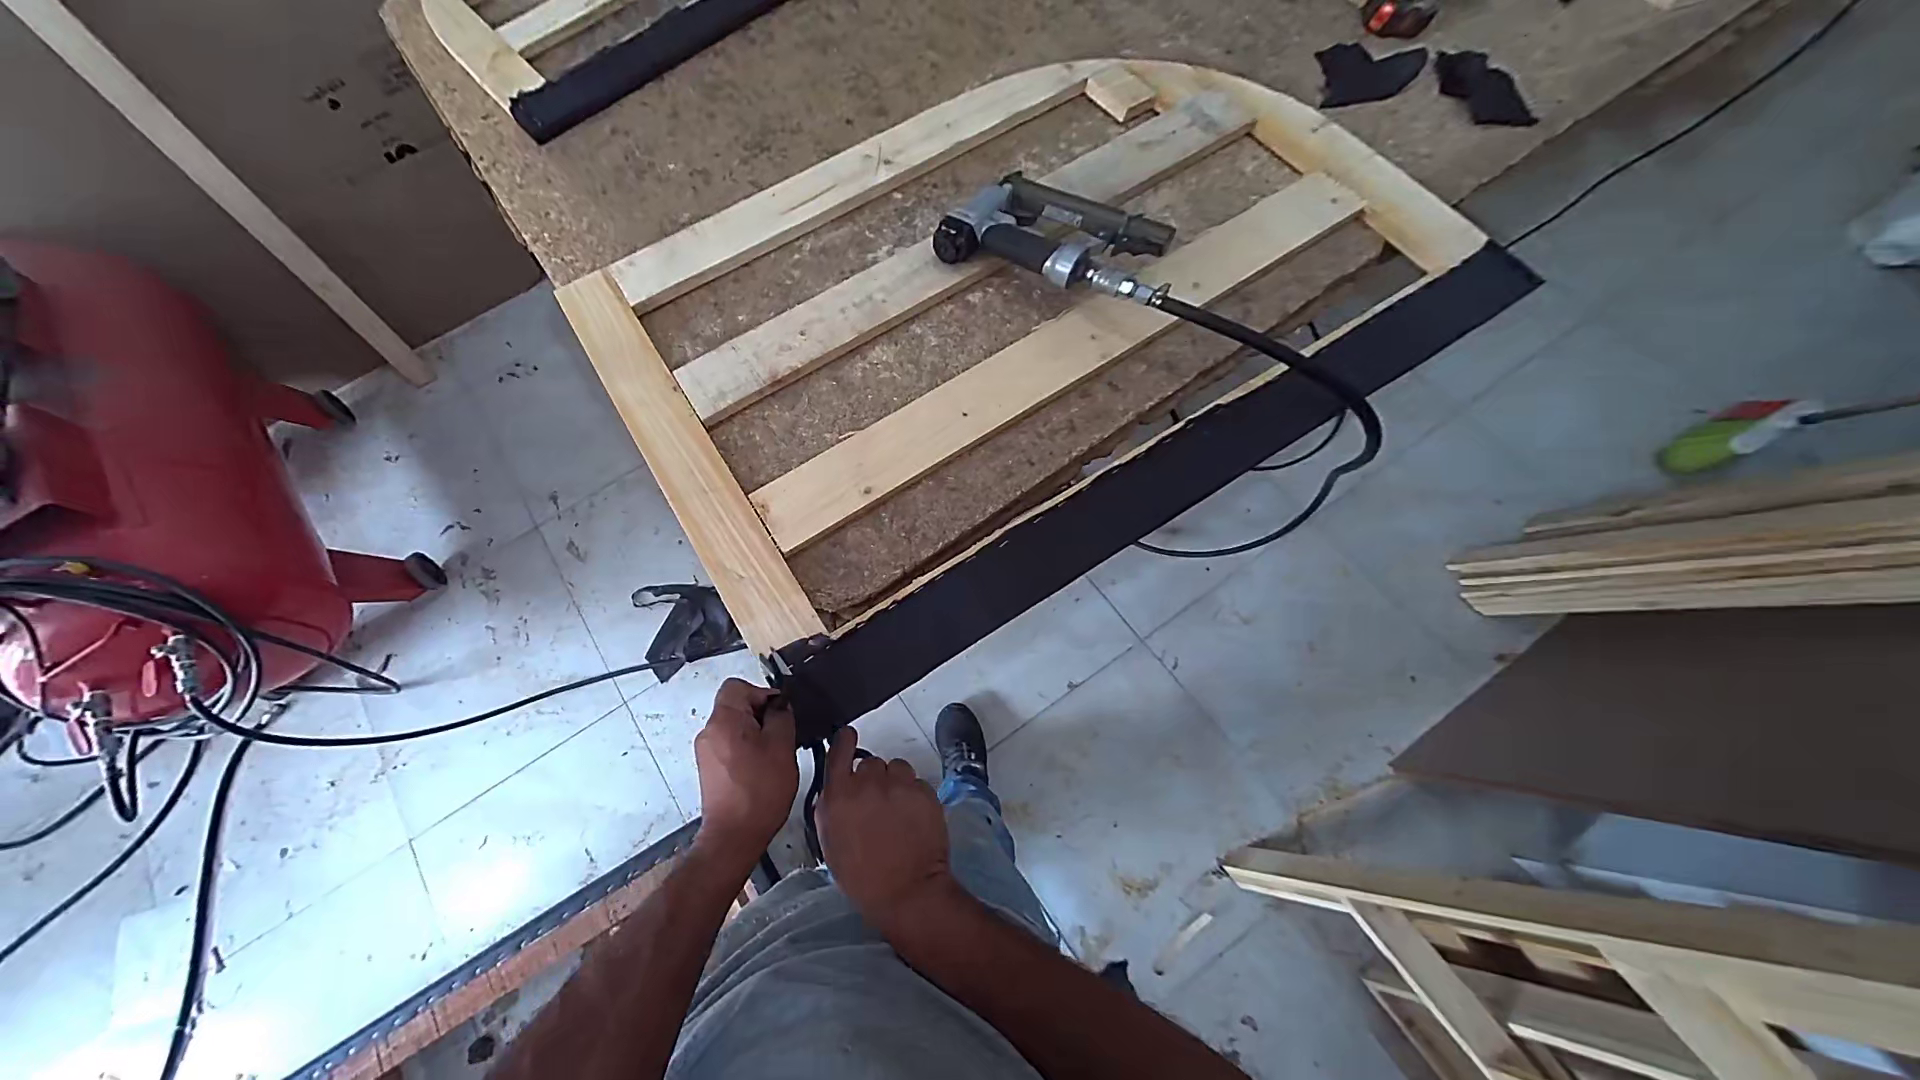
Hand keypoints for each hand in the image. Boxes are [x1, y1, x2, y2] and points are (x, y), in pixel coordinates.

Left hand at [692, 678, 796, 867]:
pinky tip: (763, 767)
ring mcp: (707, 751)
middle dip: (761, 714)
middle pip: (736, 704)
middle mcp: (709, 732)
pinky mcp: (710, 767)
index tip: (779, 711)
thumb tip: (780, 705)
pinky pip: (730, 743)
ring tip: (774, 753)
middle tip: (780, 734)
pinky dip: (747, 748)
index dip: (762, 693)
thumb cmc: (758, 793)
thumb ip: (781, 717)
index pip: (737, 685)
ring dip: (756, 732)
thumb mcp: (782, 746)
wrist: (735, 835)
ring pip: (735, 725)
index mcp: (723, 721)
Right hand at [816, 728, 959, 932]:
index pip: (839, 751)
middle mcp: (868, 783)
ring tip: (897, 811)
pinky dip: (915, 794)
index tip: (848, 736)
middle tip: (877, 804)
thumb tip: (837, 786)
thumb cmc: (862, 875)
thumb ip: (830, 806)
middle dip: (873, 778)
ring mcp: (899, 785)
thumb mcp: (830, 841)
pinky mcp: (925, 791)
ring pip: (897, 768)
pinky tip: (913, 818)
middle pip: (870, 762)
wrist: (907, 891)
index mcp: (839, 796)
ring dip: (896, 782)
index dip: (845, 741)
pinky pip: (917, 782)